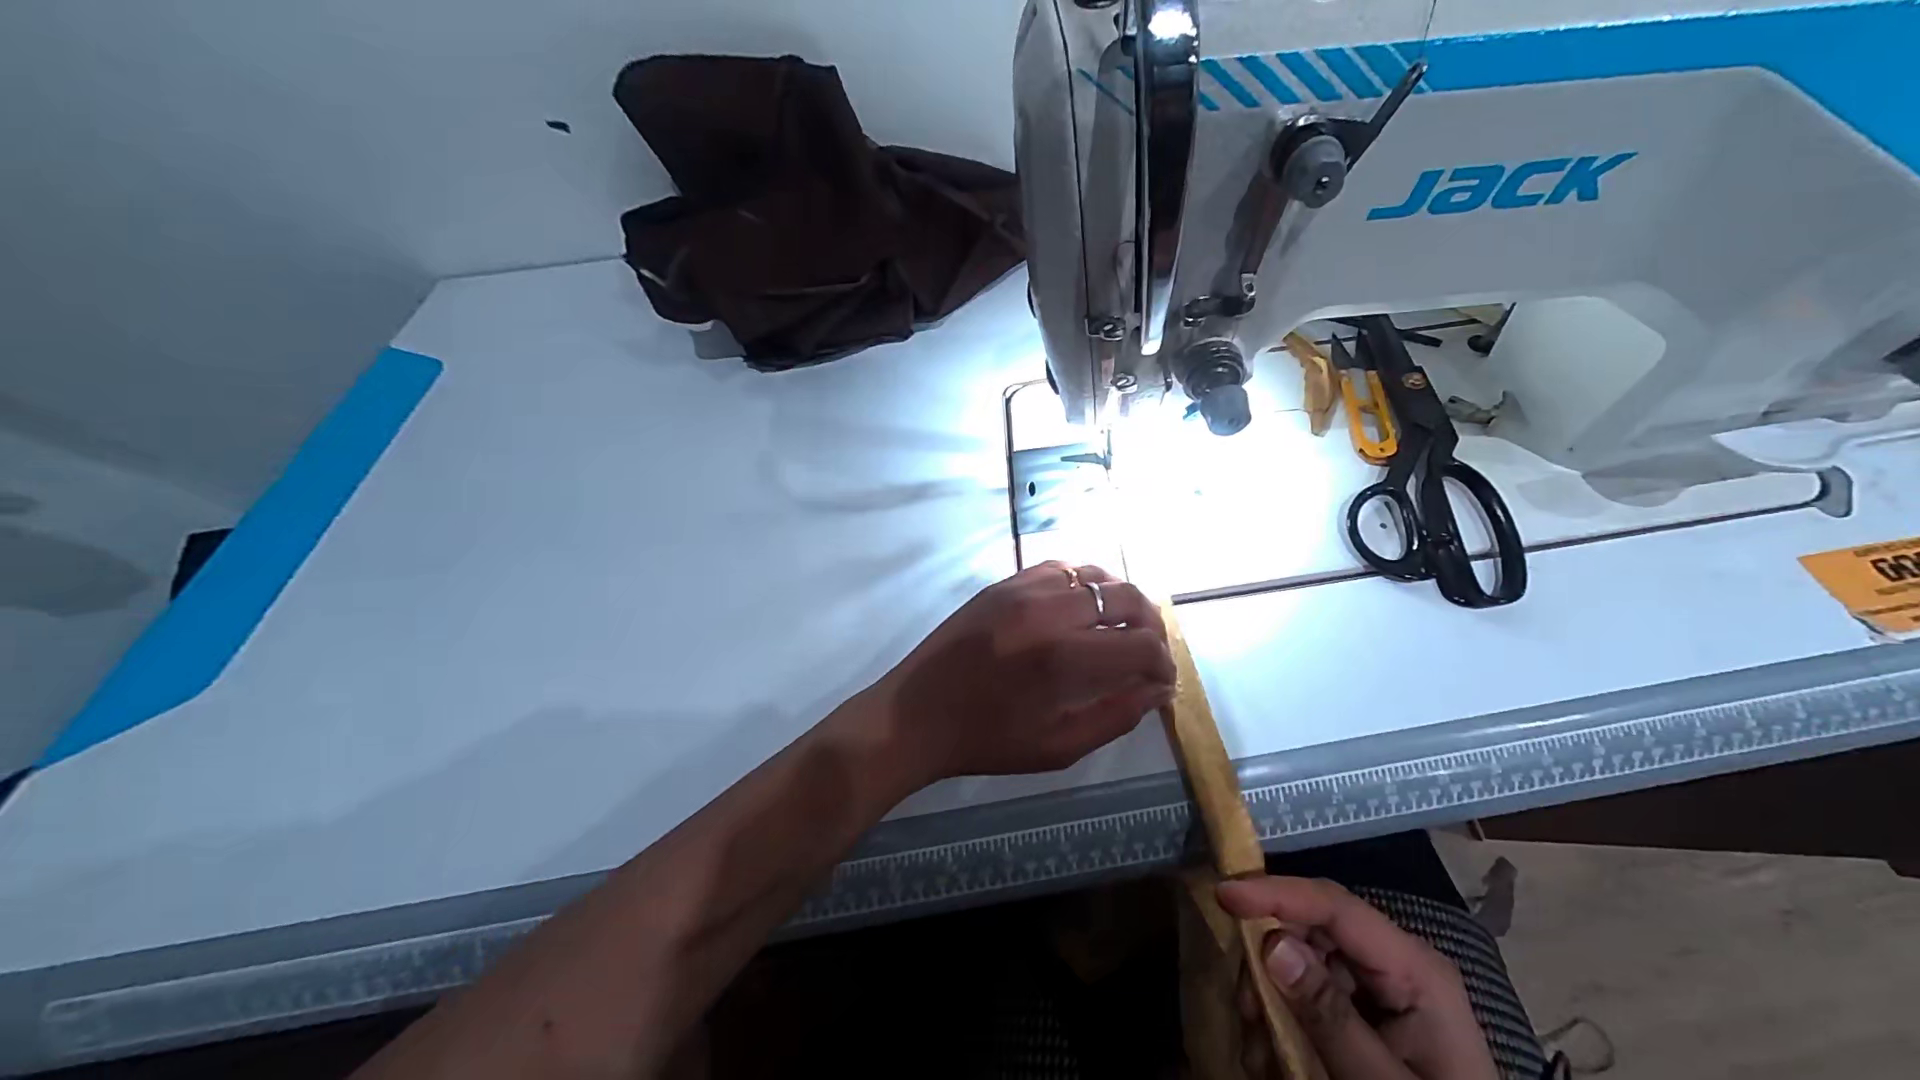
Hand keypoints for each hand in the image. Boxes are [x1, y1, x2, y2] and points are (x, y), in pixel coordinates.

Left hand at [873, 561, 1175, 781]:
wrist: (916, 714)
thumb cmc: (987, 740)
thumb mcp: (1059, 747)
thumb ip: (1116, 716)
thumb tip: (1158, 690)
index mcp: (1065, 659)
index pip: (1142, 645)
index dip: (1164, 663)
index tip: (1162, 680)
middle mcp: (1049, 612)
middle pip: (1128, 598)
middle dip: (1151, 626)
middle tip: (1149, 654)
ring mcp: (1023, 590)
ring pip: (1097, 575)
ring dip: (1120, 600)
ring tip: (1119, 628)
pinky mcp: (1003, 583)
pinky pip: (1060, 568)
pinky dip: (1083, 584)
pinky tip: (1080, 608)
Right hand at [1218, 877, 1499, 1079]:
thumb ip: (1331, 1016)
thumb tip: (1271, 943)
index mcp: (1415, 969)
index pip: (1334, 905)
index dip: (1275, 892)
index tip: (1222, 895)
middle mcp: (1395, 963)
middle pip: (1310, 929)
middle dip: (1266, 959)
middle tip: (1244, 1008)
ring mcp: (1380, 986)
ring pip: (1301, 959)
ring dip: (1269, 997)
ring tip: (1259, 1050)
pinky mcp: (1366, 1010)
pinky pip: (1309, 992)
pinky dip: (1282, 1017)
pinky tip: (1273, 1054)